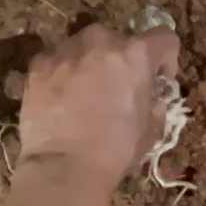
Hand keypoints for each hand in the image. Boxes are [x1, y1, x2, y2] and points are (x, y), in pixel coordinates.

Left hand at [16, 23, 180, 189]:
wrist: (63, 167)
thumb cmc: (115, 151)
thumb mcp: (150, 132)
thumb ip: (156, 104)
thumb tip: (152, 97)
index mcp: (135, 55)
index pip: (164, 38)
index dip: (166, 60)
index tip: (159, 81)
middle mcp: (101, 40)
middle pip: (120, 41)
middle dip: (122, 63)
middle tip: (118, 92)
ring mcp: (66, 49)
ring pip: (86, 48)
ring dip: (91, 65)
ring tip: (86, 98)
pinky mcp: (39, 63)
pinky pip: (59, 62)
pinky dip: (64, 75)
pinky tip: (62, 103)